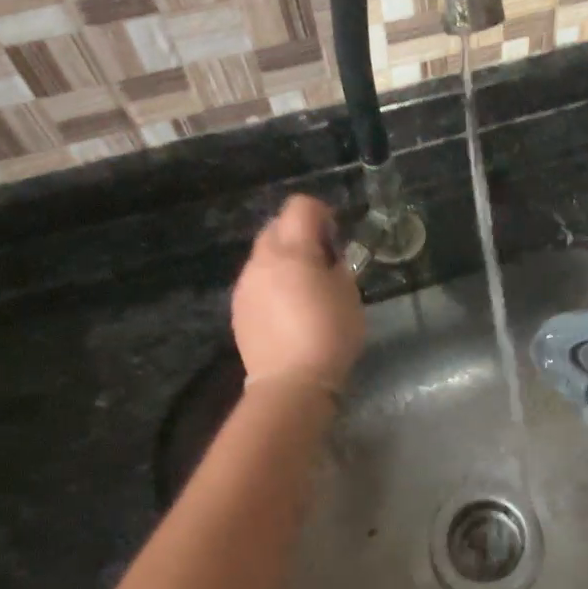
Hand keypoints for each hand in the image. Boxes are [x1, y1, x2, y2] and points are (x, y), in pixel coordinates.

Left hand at [232, 195, 364, 393]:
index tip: (336, 236)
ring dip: (284, 257)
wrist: (290, 382)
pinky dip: (271, 281)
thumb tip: (327, 257)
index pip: (300, 206)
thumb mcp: (349, 293)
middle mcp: (262, 260)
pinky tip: (287, 308)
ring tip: (304, 287)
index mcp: (292, 250)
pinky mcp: (238, 307)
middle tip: (322, 260)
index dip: (321, 213)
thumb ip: (336, 265)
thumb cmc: (329, 334)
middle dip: (299, 233)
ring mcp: (245, 284)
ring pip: (263, 253)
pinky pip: (256, 279)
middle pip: (277, 226)